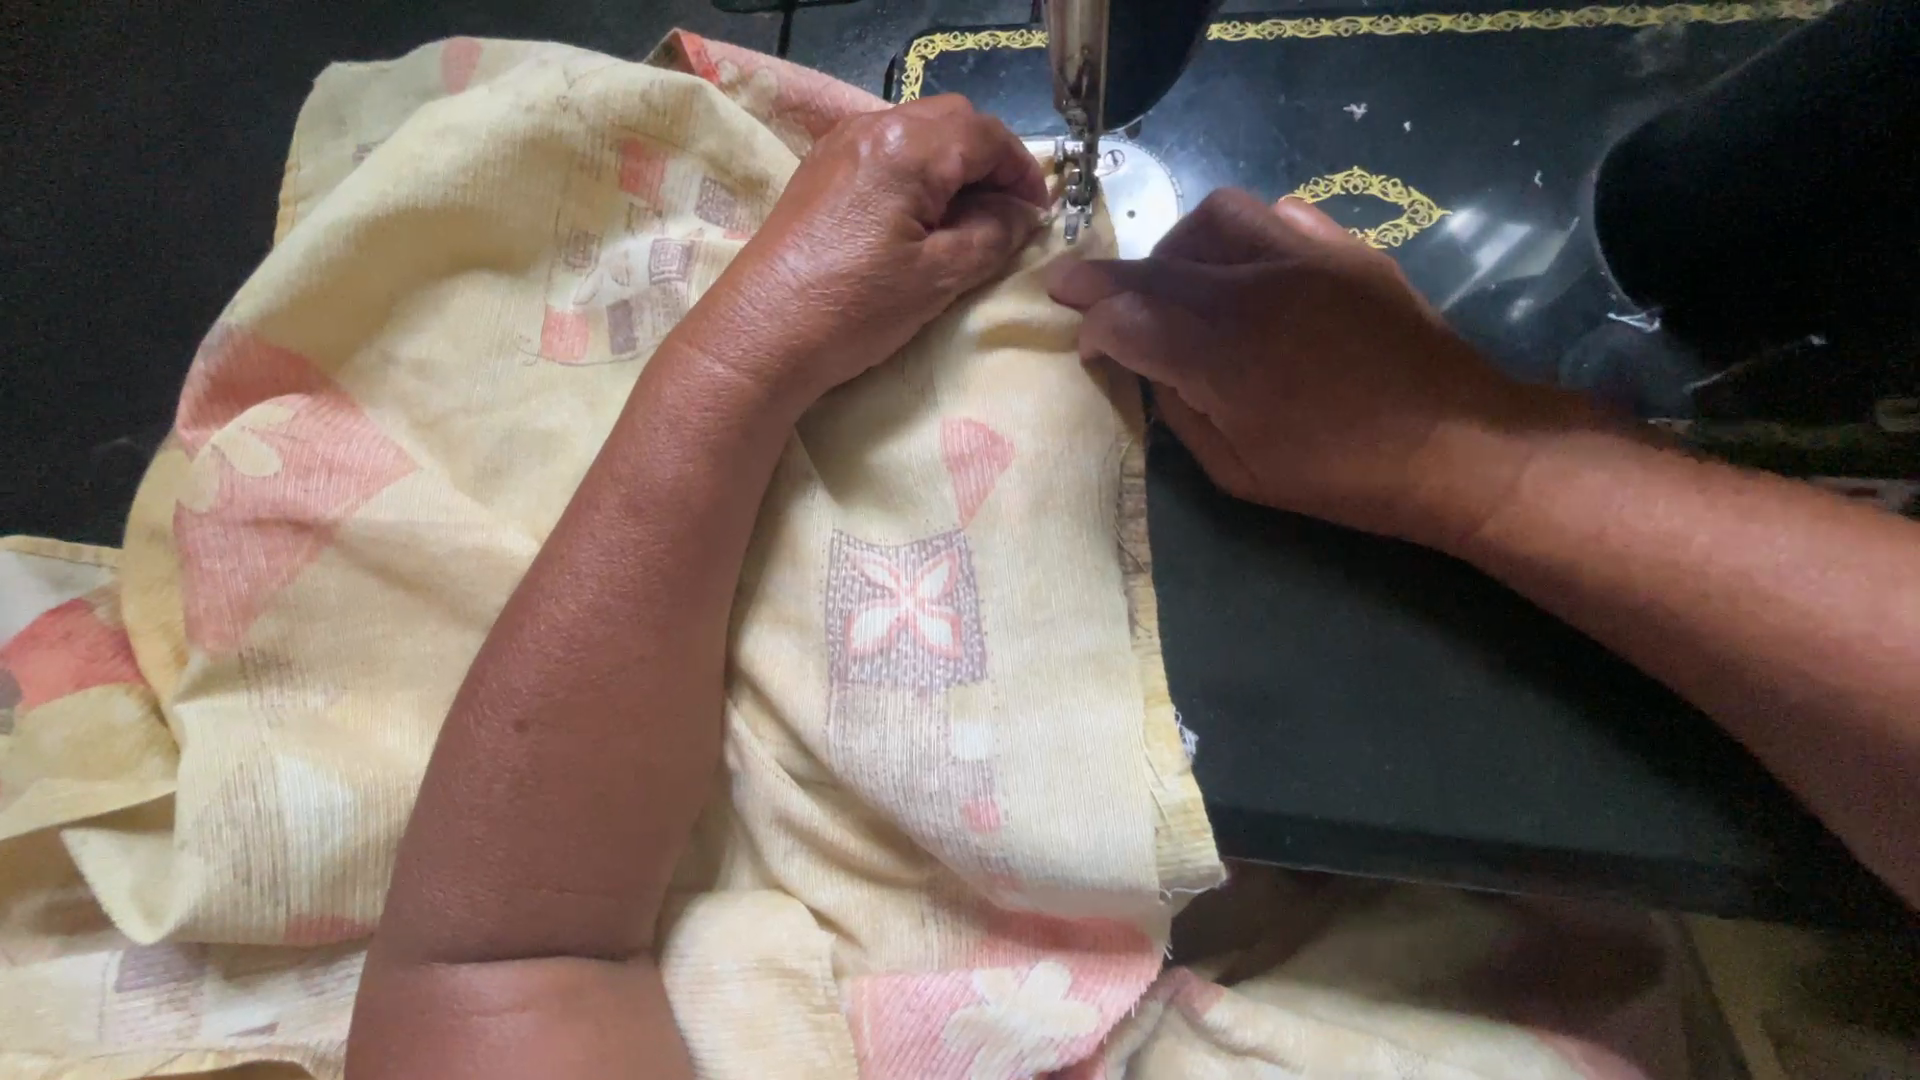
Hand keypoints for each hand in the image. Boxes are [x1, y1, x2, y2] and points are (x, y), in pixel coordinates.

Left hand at [680, 94, 1049, 408]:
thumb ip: (991, 236)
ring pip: (916, 138)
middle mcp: (870, 128)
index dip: (1022, 169)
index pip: (984, 134)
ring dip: (952, 170)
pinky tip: (919, 224)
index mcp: (906, 147)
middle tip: (1007, 215)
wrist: (762, 336)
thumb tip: (1021, 216)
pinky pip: (884, 158)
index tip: (1038, 213)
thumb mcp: (938, 278)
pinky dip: (916, 179)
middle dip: (989, 163)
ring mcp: (838, 148)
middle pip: (950, 123)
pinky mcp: (819, 175)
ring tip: (966, 223)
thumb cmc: (854, 308)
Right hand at [1046, 189, 1594, 549]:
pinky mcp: (1345, 249)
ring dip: (1174, 246)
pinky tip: (1242, 270)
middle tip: (1076, 287)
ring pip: (1213, 217)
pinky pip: (1276, 215)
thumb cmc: (1337, 475)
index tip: (1082, 340)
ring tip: (1174, 282)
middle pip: (1155, 264)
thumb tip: (1149, 369)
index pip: (1126, 318)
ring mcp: (1304, 258)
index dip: (1092, 326)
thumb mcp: (1235, 469)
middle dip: (1103, 278)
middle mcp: (1253, 289)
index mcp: (1222, 355)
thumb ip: (1178, 410)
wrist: (1455, 445)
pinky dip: (1239, 237)